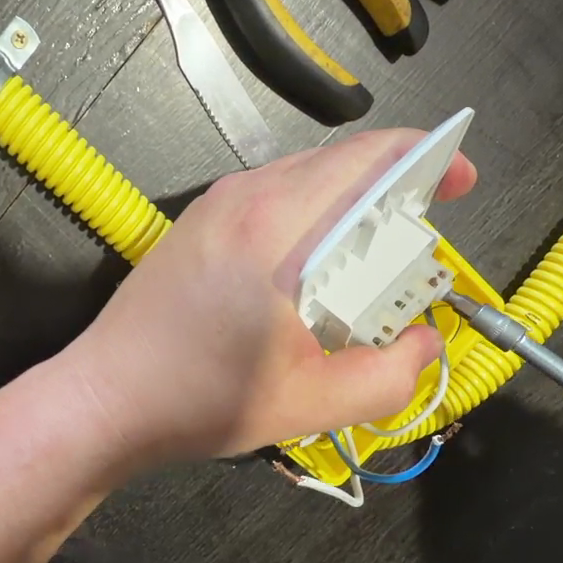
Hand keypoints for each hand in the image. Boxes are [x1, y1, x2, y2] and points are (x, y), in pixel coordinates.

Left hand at [59, 130, 477, 460]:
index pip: (369, 158)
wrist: (104, 402)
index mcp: (275, 226)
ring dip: (346, 209)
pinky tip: (308, 274)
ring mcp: (209, 210)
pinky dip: (306, 222)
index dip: (427, 158)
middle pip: (338, 166)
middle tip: (416, 243)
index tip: (458, 185)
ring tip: (367, 263)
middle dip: (391, 191)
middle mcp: (241, 199)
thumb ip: (387, 376)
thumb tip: (425, 344)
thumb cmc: (201, 401)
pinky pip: (267, 202)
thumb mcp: (310, 404)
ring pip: (301, 182)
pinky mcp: (191, 230)